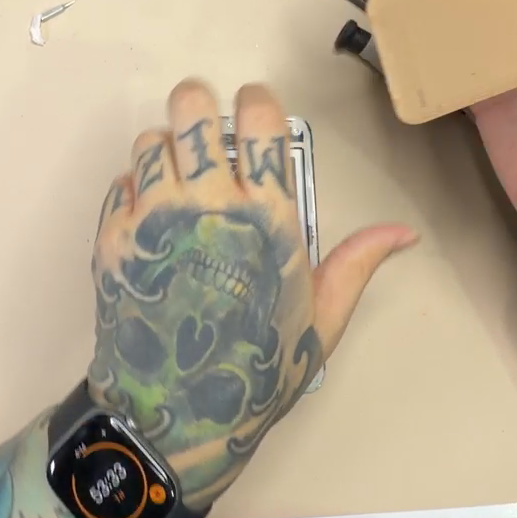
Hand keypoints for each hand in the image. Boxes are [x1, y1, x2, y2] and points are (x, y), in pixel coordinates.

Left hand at [87, 80, 415, 506]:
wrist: (173, 416)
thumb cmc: (256, 368)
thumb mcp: (319, 321)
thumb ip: (356, 265)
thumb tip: (403, 232)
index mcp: (266, 218)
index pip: (261, 122)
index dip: (258, 102)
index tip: (255, 106)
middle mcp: (207, 205)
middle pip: (192, 111)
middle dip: (198, 103)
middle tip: (202, 118)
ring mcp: (152, 219)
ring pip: (151, 140)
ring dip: (166, 145)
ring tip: (178, 169)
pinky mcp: (113, 238)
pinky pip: (120, 182)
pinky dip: (135, 185)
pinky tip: (150, 211)